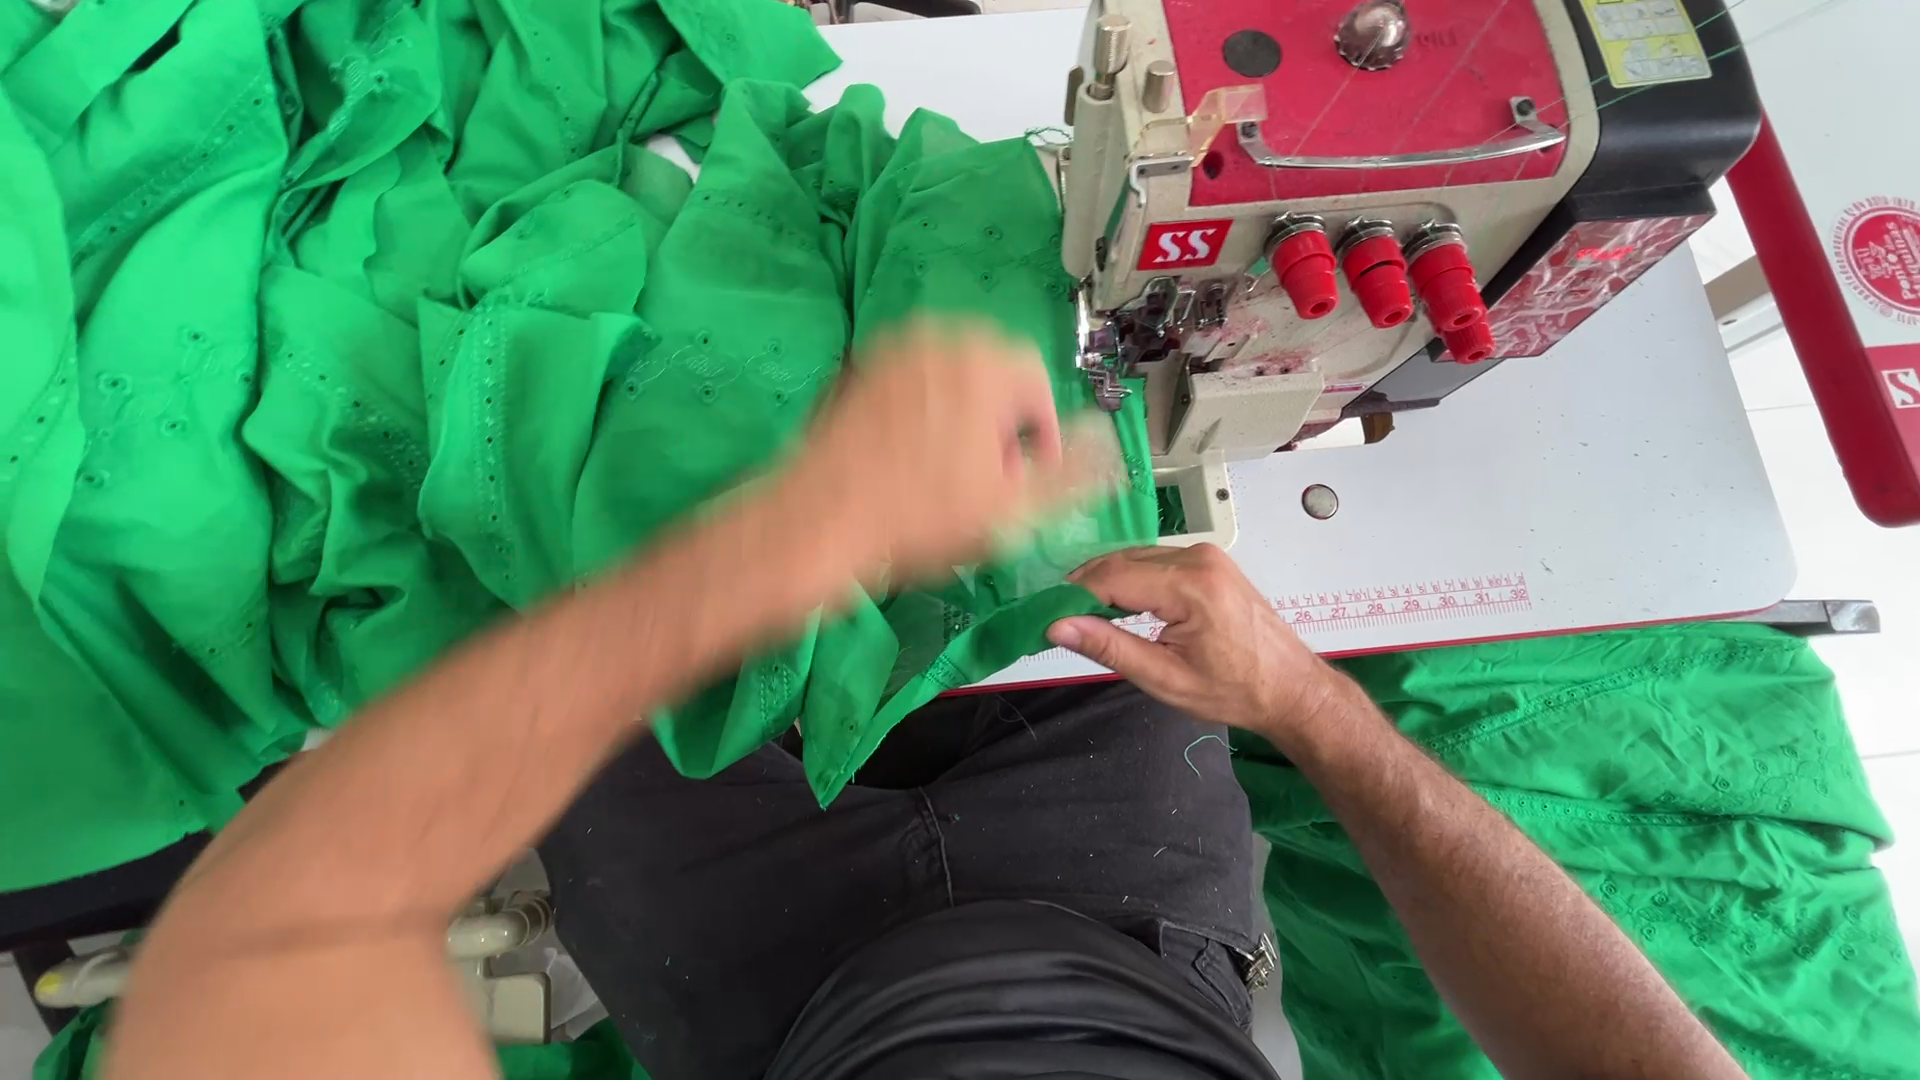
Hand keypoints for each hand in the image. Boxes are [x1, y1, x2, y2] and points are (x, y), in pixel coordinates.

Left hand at [787, 320, 1099, 579]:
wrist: (820, 520)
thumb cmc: (919, 516)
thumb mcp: (1012, 507)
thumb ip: (1072, 474)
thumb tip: (1109, 450)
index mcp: (986, 362)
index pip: (1038, 387)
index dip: (1042, 438)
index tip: (1027, 479)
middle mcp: (940, 338)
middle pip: (995, 377)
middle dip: (1001, 423)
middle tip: (988, 478)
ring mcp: (892, 349)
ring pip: (952, 378)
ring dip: (964, 416)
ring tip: (948, 471)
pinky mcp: (857, 369)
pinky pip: (911, 383)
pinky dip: (923, 411)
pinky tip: (909, 457)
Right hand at [1046, 544, 1350, 738]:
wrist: (1292, 688)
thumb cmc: (1233, 691)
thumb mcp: (1164, 678)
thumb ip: (1109, 647)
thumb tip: (1057, 625)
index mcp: (1191, 586)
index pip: (1111, 576)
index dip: (1073, 595)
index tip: (1046, 615)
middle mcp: (1198, 558)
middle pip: (1120, 561)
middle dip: (1085, 587)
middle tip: (1058, 617)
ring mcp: (1205, 554)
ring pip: (1134, 557)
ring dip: (1105, 581)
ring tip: (1084, 615)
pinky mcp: (1208, 560)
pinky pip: (1153, 560)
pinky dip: (1129, 578)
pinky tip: (1117, 603)